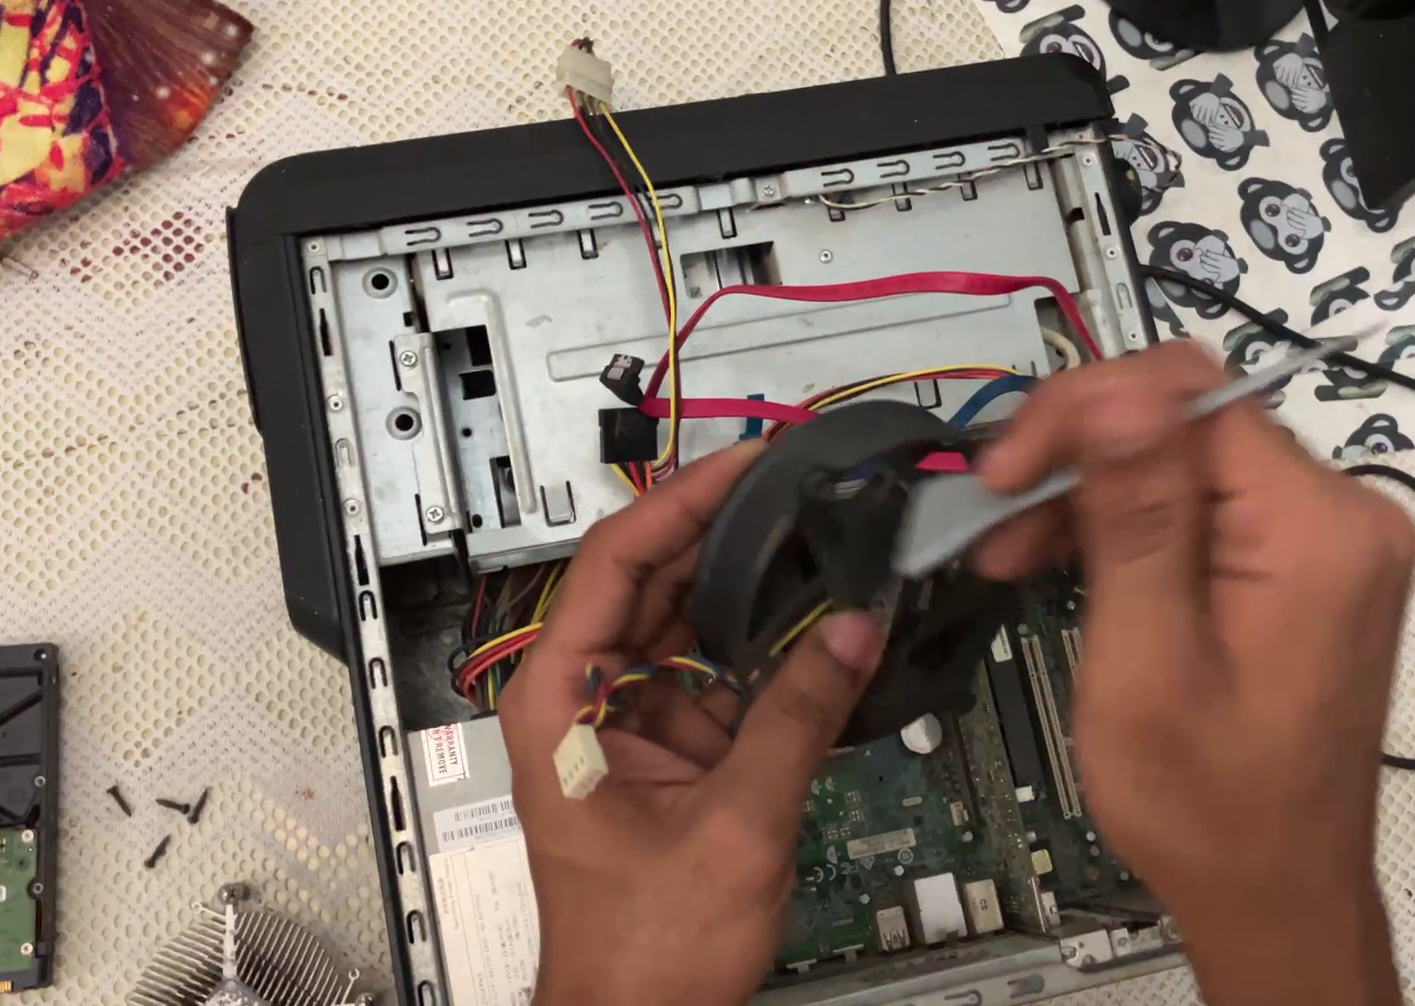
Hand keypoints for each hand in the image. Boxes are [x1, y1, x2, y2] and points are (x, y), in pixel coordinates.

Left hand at [497, 444, 886, 1005]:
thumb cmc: (647, 948)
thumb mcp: (736, 825)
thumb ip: (799, 716)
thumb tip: (853, 629)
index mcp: (561, 699)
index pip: (612, 562)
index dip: (678, 502)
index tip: (741, 465)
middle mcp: (585, 688)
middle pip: (649, 575)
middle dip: (717, 525)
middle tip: (787, 483)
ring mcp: (627, 706)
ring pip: (682, 610)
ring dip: (739, 572)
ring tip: (801, 526)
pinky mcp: (666, 729)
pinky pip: (711, 656)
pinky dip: (755, 630)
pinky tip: (800, 603)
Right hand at [973, 343, 1414, 1005]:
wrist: (1267, 892)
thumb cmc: (1199, 801)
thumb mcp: (1145, 661)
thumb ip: (1136, 521)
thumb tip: (1116, 393)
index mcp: (1314, 530)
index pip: (1182, 396)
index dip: (1077, 413)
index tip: (1000, 474)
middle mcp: (1332, 512)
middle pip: (1173, 418)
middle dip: (1068, 455)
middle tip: (992, 511)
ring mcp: (1309, 535)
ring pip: (1165, 456)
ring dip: (1075, 491)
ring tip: (1008, 549)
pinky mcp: (1279, 560)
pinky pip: (1180, 502)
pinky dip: (1106, 521)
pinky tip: (1050, 557)